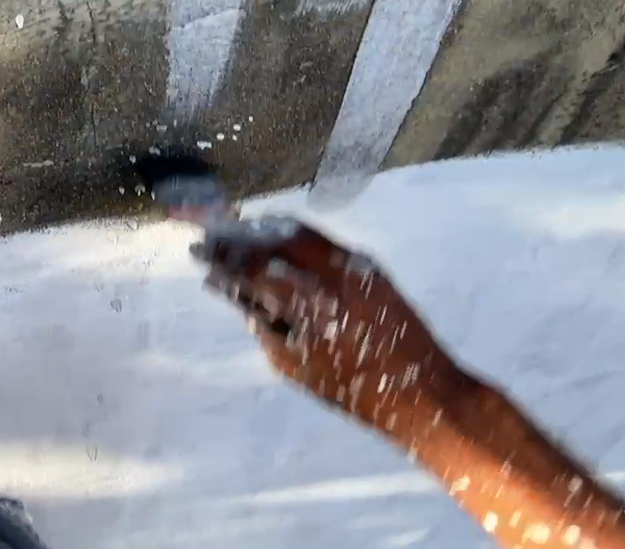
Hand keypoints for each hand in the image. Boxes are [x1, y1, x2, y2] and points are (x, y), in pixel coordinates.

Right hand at [193, 217, 469, 446]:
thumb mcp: (292, 362)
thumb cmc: (353, 390)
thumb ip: (257, 320)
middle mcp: (325, 270)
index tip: (195, 250)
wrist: (429, 396)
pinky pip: (319, 238)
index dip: (216, 255)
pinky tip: (276, 244)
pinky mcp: (367, 263)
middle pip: (267, 235)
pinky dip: (290, 235)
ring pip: (293, 229)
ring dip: (261, 229)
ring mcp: (349, 262)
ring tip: (238, 235)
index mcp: (303, 298)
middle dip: (234, 234)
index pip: (246, 264)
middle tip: (211, 236)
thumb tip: (226, 289)